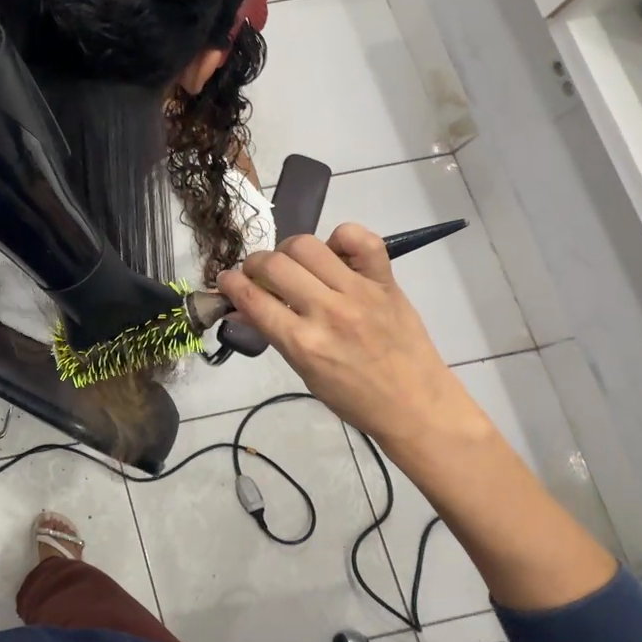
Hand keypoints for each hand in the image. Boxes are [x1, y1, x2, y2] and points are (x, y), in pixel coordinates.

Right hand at [216, 223, 483, 448]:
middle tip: (258, 274)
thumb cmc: (352, 397)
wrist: (415, 404)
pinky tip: (333, 253)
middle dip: (254, 264)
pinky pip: (362, 240)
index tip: (225, 280)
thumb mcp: (302, 371)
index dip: (229, 283)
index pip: (251, 298)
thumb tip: (239, 309)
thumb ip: (272, 334)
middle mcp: (327, 311)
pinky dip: (341, 237)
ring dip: (288, 250)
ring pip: (307, 246)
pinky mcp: (385, 282)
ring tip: (293, 264)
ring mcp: (358, 292)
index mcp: (302, 343)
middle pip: (274, 264)